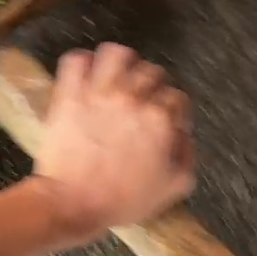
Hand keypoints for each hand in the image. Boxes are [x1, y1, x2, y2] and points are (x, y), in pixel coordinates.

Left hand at [33, 43, 194, 240]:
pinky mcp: (69, 94)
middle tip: (139, 101)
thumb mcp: (173, 186)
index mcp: (160, 120)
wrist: (72, 201)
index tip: (162, 119)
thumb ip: (187, 154)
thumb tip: (183, 133)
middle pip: (150, 72)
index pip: (176, 97)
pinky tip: (86, 75)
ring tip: (116, 77)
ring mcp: (98, 93)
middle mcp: (132, 99)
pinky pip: (76, 60)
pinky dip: (82, 62)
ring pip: (116, 54)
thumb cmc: (121, 200)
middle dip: (150, 86)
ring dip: (120, 63)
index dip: (171, 109)